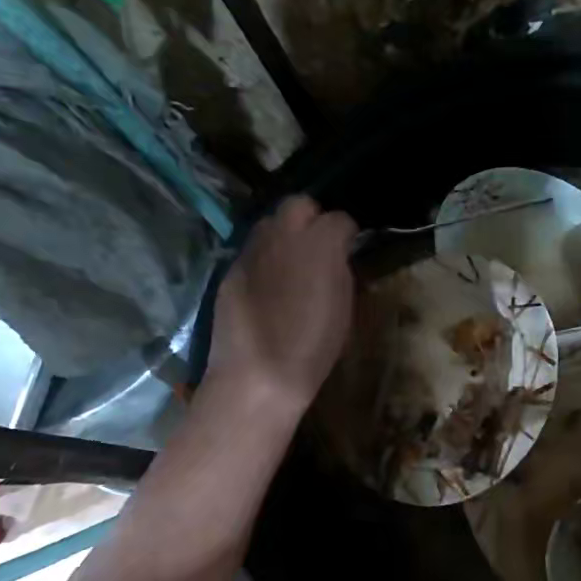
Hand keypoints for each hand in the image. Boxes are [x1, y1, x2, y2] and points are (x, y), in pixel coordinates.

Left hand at [206, 195, 356, 414]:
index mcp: (320, 244)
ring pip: (270, 222)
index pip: (340, 219)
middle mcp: (283, 236)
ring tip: (293, 263)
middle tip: (319, 247)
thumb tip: (338, 256)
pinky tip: (269, 286)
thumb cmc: (313, 347)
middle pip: (298, 204)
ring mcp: (252, 250)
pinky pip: (252, 250)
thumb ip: (341, 270)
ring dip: (285, 235)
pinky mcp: (231, 269)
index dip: (346, 234)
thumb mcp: (343, 307)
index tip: (349, 250)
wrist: (257, 375)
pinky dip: (265, 259)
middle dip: (312, 218)